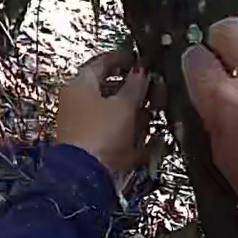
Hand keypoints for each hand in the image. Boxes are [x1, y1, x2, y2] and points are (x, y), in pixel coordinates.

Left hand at [55, 50, 152, 184]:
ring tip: (158, 109)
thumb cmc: (101, 133)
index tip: (141, 58)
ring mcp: (86, 127)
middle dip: (134, 88)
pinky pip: (116, 134)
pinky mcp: (94, 148)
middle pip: (109, 90)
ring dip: (137, 111)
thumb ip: (136, 85)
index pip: (101, 63)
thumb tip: (141, 71)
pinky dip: (132, 133)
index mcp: (79, 85)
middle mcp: (79, 104)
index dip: (123, 58)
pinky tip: (152, 135)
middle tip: (155, 86)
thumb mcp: (124, 105)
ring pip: (115, 113)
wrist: (86, 178)